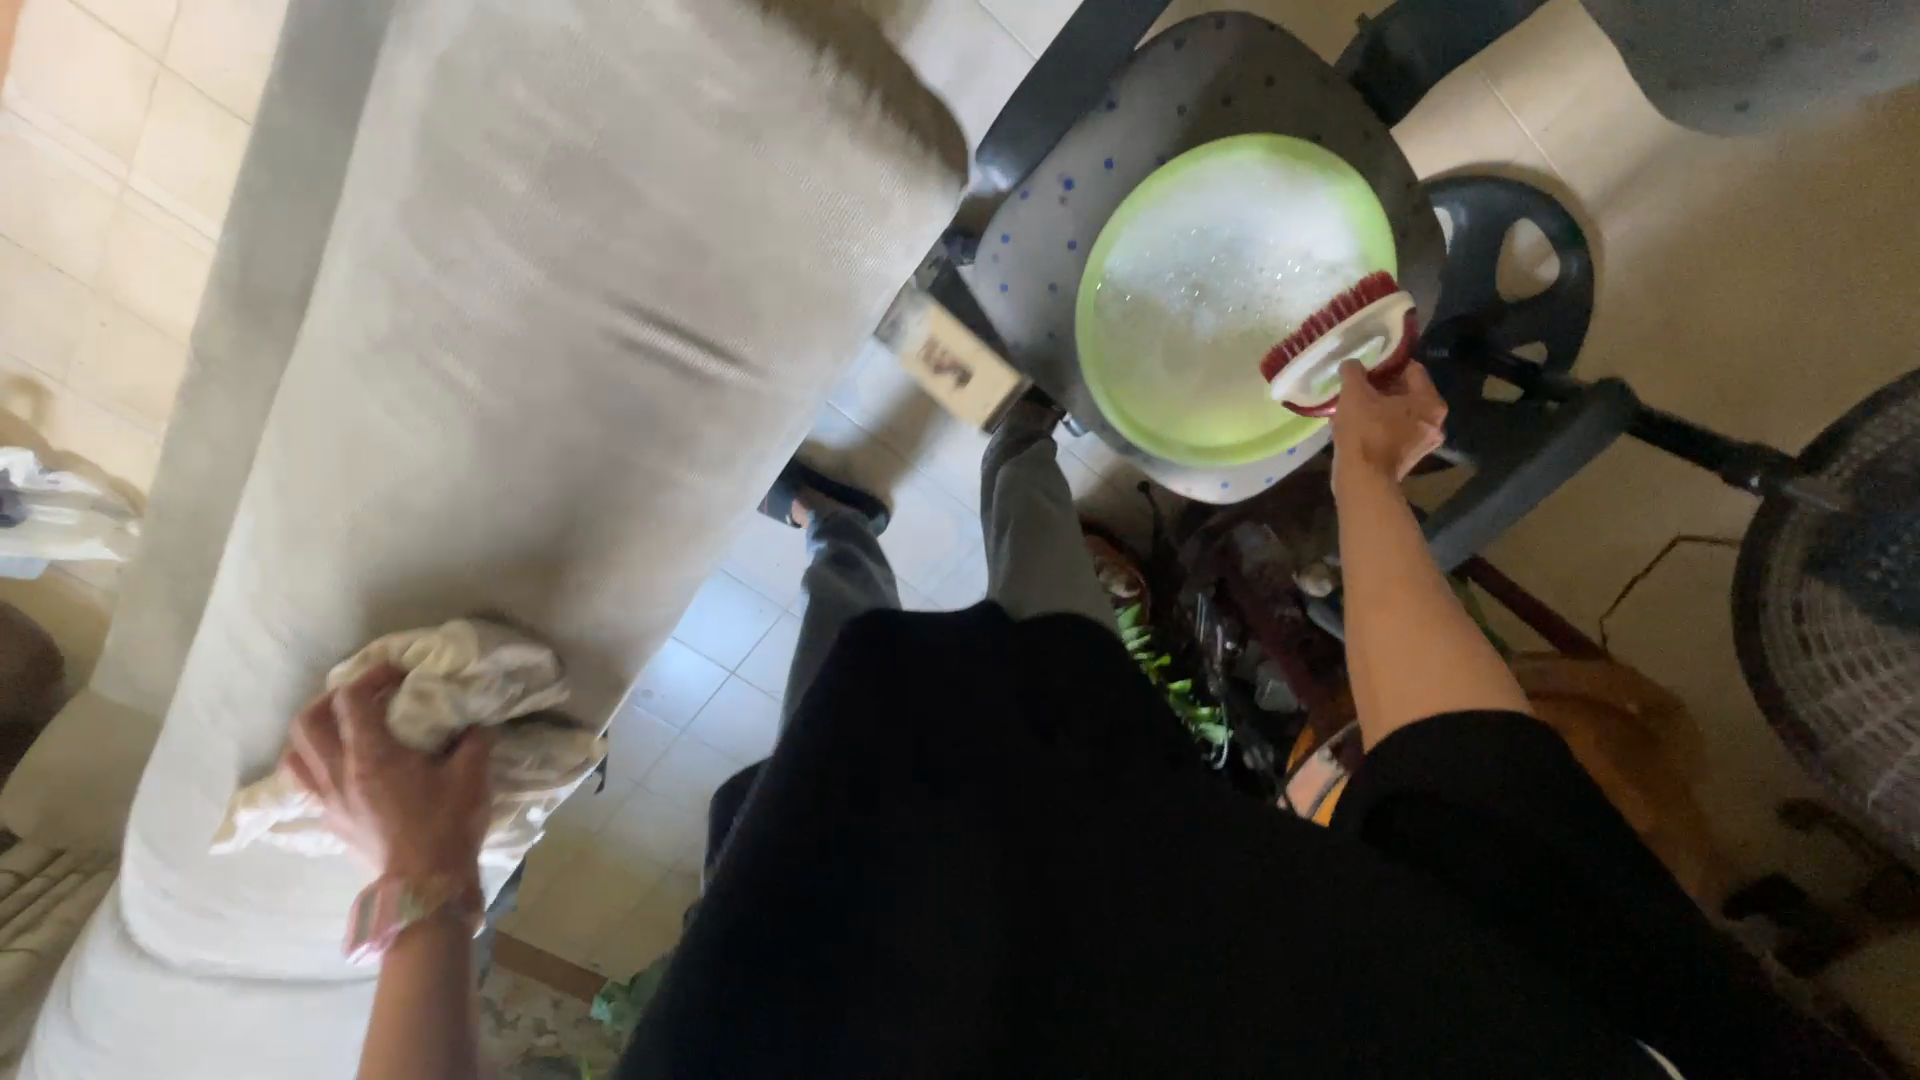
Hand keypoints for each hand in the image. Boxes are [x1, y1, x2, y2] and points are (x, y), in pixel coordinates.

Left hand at [282, 665, 493, 885]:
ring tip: (343, 724)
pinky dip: (316, 760)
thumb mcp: (473, 773)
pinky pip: (305, 780)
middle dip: (332, 697)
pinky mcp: (328, 819)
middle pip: (307, 721)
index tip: (398, 671)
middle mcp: (338, 773)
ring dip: (315, 729)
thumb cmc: (448, 824)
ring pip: (296, 752)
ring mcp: (327, 799)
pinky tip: (343, 763)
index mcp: (373, 756)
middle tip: (364, 692)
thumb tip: (473, 721)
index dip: (372, 675)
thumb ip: (472, 739)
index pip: (352, 700)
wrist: (424, 883)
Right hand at [1330, 359, 1447, 483]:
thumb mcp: (1354, 394)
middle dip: (1384, 387)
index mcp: (1430, 401)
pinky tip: (1360, 426)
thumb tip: (1352, 364)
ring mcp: (1425, 442)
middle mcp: (1436, 421)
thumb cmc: (1364, 432)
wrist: (1363, 479)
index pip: (1413, 369)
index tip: (1367, 366)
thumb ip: (1354, 372)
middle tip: (1359, 386)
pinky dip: (1382, 426)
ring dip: (1382, 408)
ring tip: (1356, 406)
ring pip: (1402, 414)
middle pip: (1409, 393)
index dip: (1388, 364)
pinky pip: (1397, 432)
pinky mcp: (1410, 459)